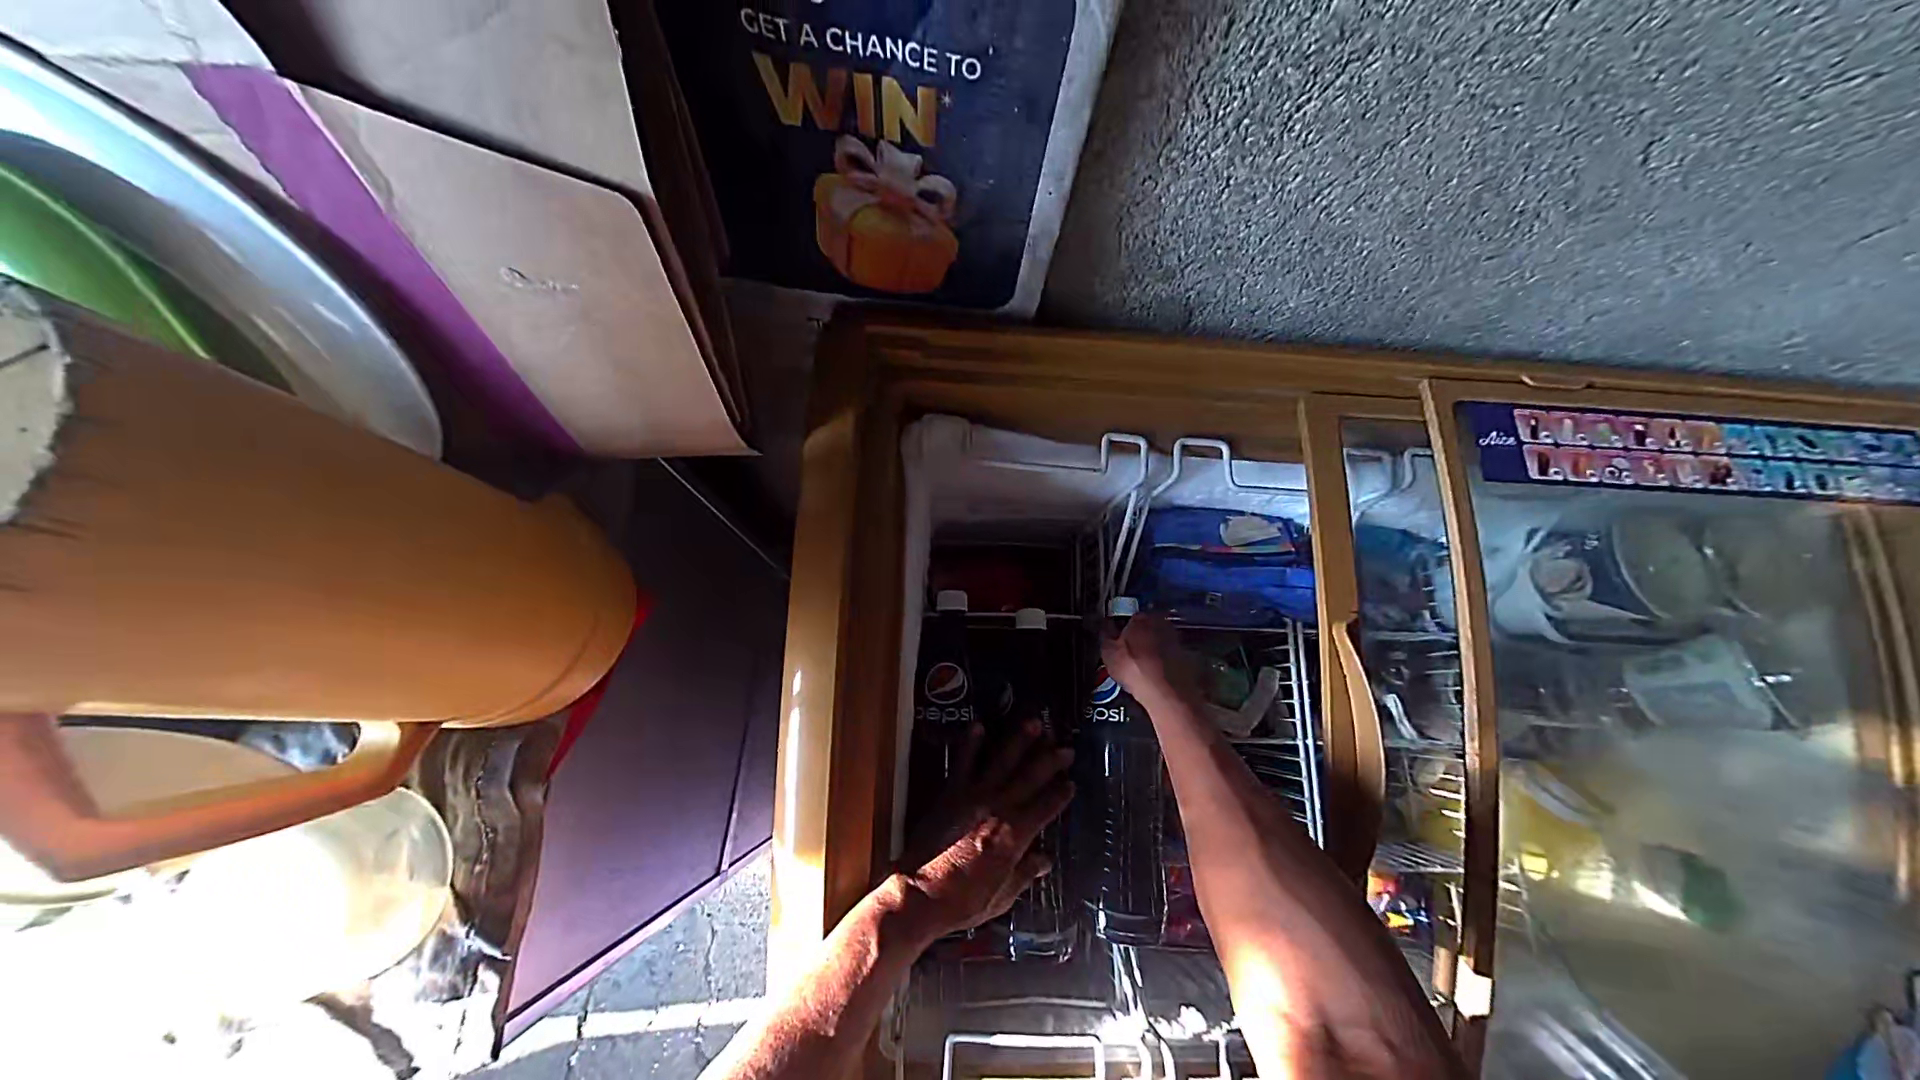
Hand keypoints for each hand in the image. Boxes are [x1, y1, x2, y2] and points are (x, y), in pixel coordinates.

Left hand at [898, 719, 1073, 941]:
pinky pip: (963, 762)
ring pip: (1002, 761)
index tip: (1070, 783)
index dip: (1061, 794)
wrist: (922, 893)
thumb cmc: (961, 899)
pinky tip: (979, 726)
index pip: (1047, 807)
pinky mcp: (952, 793)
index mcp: (1015, 835)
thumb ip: (1024, 873)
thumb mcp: (1002, 896)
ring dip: (1019, 741)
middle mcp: (998, 809)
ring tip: (1033, 723)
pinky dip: (971, 743)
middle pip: (1031, 777)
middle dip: (1051, 760)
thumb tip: (1042, 862)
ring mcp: (974, 797)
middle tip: (1064, 747)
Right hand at [1101, 614, 1193, 706]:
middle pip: (1146, 628)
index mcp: (1141, 618)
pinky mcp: (1186, 657)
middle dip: (1139, 637)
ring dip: (1151, 650)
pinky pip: (1168, 656)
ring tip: (1141, 667)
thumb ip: (1105, 635)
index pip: (1128, 616)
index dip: (1121, 628)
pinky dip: (1162, 662)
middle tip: (1128, 653)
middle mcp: (1162, 623)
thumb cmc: (1133, 667)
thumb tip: (1105, 624)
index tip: (1117, 639)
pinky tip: (1154, 675)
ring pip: (1158, 642)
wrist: (1167, 692)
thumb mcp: (1108, 652)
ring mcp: (1176, 640)